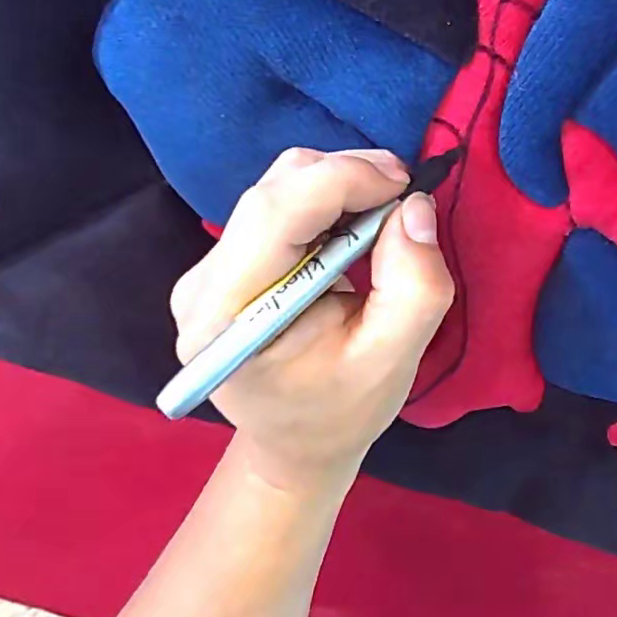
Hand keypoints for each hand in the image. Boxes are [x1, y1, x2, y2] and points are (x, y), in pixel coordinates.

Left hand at [169, 147, 453, 492]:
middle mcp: (202, 282)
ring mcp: (207, 266)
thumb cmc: (339, 413)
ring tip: (383, 211)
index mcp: (226, 317)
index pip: (274, 214)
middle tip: (403, 193)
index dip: (342, 179)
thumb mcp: (392, 362)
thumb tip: (413, 205)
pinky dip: (326, 196)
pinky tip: (353, 223)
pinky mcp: (226, 255)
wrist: (294, 441)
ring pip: (278, 184)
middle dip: (346, 176)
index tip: (404, 182)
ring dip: (338, 183)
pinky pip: (279, 199)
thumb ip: (414, 286)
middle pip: (275, 190)